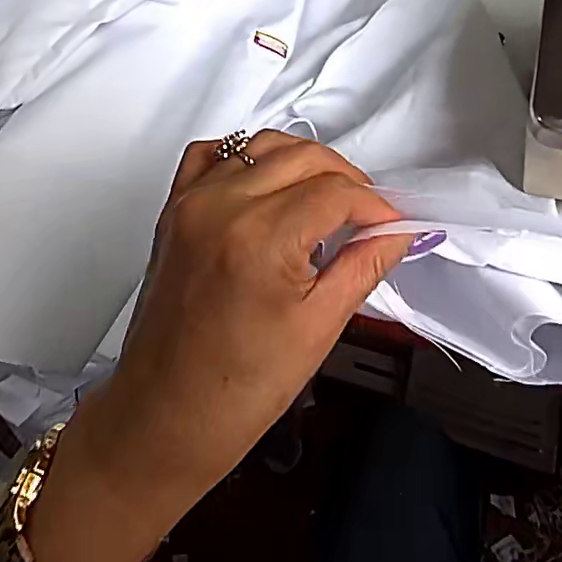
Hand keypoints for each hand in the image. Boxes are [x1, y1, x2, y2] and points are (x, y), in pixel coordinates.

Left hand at [28, 132, 411, 561]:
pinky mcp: (174, 211)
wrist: (165, 417)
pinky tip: (271, 183)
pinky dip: (250, 157)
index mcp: (258, 239)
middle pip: (306, 157)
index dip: (376, 207)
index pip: (337, 192)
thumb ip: (365, 264)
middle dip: (350, 181)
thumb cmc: (232, 389)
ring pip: (265, 145)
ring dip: (307, 162)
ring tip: (330, 199)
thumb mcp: (321, 325)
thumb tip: (396, 233)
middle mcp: (218, 209)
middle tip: (370, 216)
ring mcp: (191, 205)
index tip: (392, 224)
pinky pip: (214, 154)